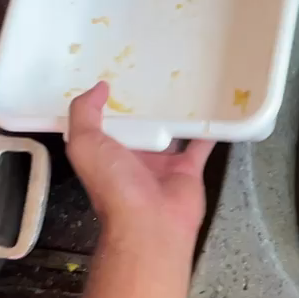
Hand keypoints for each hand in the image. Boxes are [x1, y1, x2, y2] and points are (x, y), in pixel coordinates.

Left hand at [65, 82, 215, 253]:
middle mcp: (134, 159)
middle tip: (153, 74)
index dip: (107, 103)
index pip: (105, 124)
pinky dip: (209, 131)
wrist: (150, 223)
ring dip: (177, 114)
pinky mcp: (188, 170)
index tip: (115, 77)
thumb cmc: (114, 186)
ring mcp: (163, 165)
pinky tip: (214, 111)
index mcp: (106, 153)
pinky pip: (201, 145)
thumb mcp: (84, 144)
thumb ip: (84, 113)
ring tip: (184, 86)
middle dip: (144, 105)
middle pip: (140, 126)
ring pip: (171, 133)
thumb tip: (97, 89)